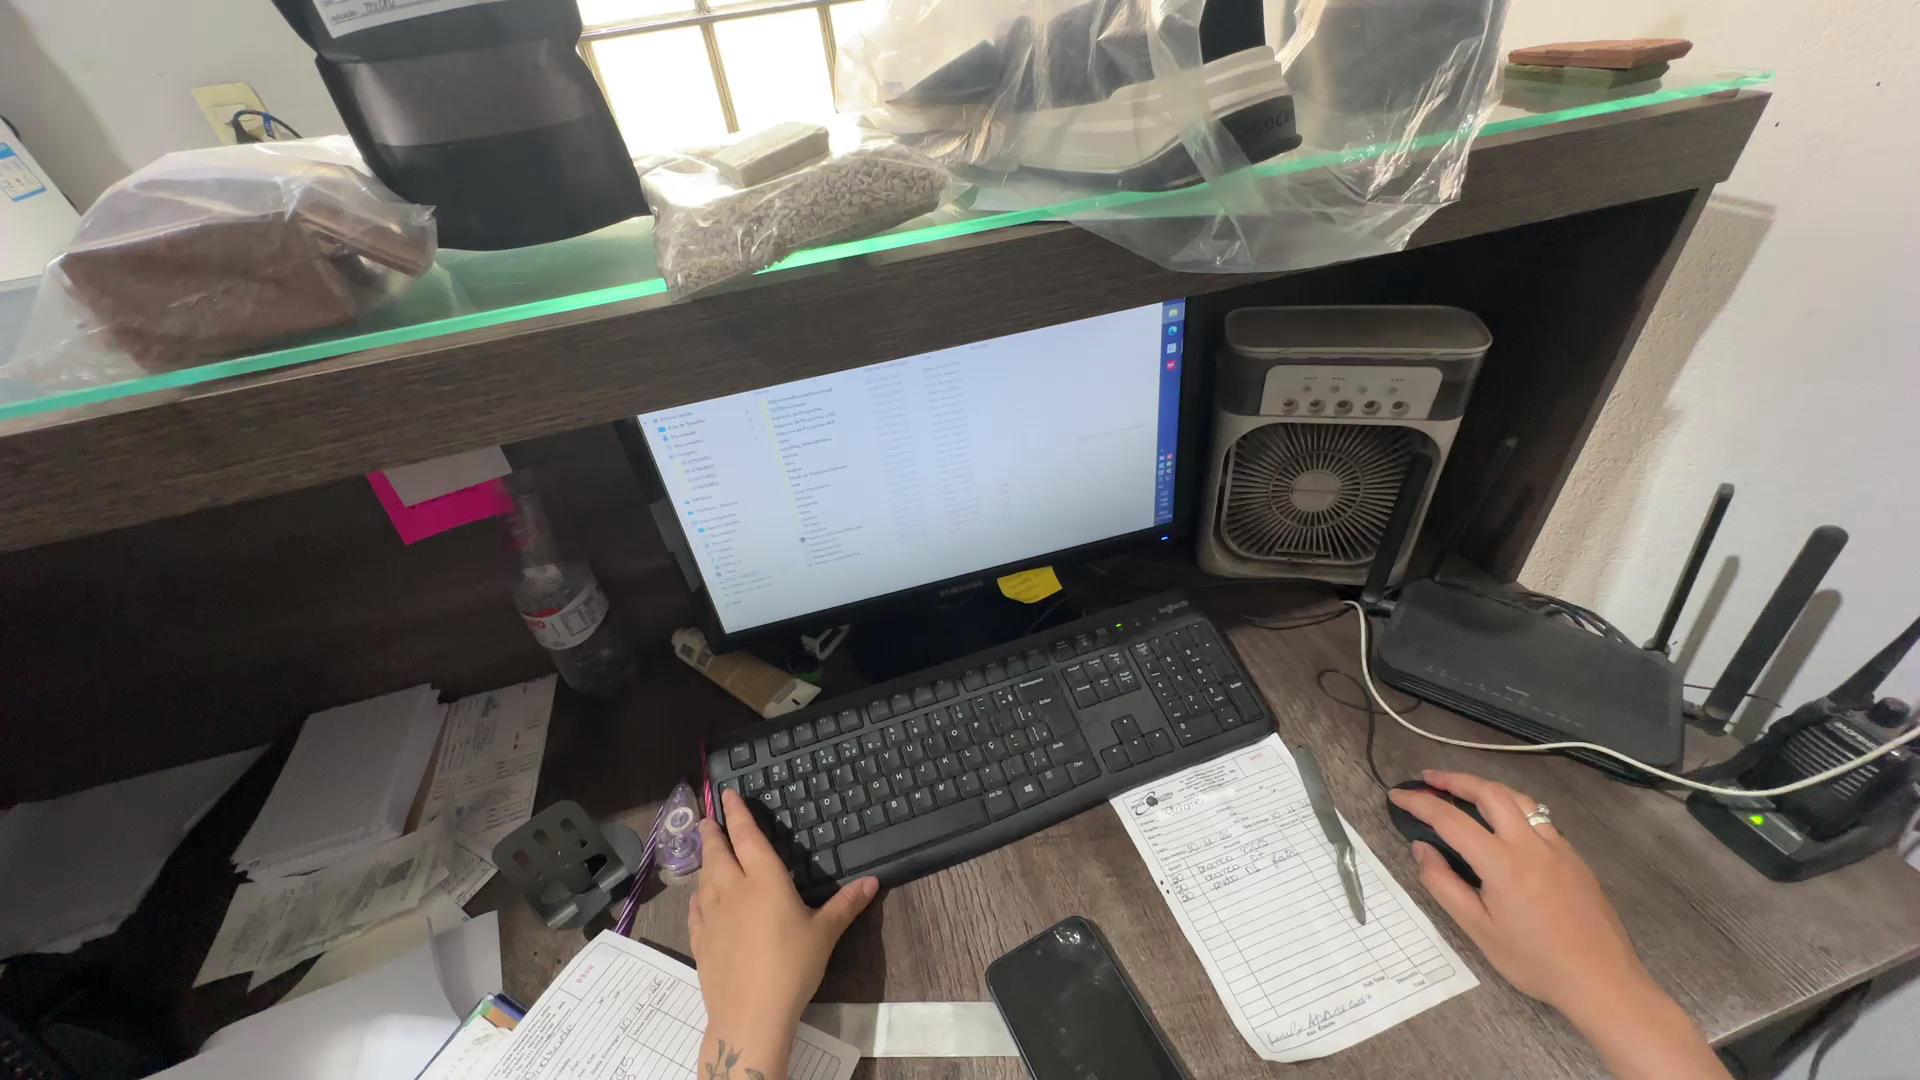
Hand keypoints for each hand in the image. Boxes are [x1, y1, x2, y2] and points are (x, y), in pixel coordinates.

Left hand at [688, 789, 877, 1077]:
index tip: (728, 795)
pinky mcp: (700, 942)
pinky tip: (698, 899)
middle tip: (707, 819)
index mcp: (764, 880)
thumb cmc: (792, 966)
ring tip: (707, 853)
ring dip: (705, 861)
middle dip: (713, 833)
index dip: (737, 813)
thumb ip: (846, 904)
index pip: (747, 836)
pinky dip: (696, 897)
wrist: (750, 1014)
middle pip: (718, 853)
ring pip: (704, 879)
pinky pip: (695, 910)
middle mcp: (734, 890)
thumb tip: (873, 881)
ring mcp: (712, 916)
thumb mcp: (825, 933)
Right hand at [1388, 770, 1647, 1014]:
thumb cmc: (1535, 960)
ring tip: (1465, 791)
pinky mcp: (1576, 859)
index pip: (1449, 819)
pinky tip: (1505, 825)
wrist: (1605, 984)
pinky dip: (1513, 809)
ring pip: (1519, 800)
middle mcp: (1530, 845)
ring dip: (1486, 788)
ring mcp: (1558, 849)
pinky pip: (1540, 819)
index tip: (1397, 795)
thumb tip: (1422, 848)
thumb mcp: (1477, 929)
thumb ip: (1442, 883)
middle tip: (1429, 778)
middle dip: (1455, 779)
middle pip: (1489, 792)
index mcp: (1501, 862)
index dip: (1419, 802)